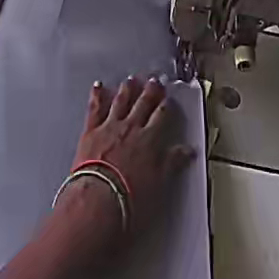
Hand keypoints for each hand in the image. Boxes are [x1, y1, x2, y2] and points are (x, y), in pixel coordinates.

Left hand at [70, 76, 193, 234]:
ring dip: (127, 90)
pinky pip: (95, 108)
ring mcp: (109, 127)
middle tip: (154, 80)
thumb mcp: (160, 182)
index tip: (168, 99)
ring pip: (120, 102)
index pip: (161, 117)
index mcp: (149, 139)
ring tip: (131, 80)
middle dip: (149, 91)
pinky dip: (97, 96)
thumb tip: (188, 151)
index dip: (165, 106)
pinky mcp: (90, 131)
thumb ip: (173, 162)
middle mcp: (131, 127)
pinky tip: (98, 86)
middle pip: (142, 104)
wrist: (98, 199)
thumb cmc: (131, 197)